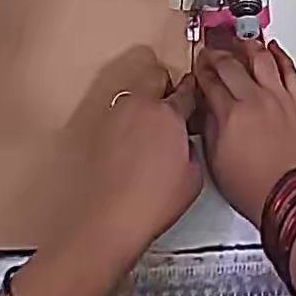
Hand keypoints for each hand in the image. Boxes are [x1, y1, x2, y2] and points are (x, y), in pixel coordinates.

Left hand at [68, 68, 203, 261]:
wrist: (111, 218)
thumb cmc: (153, 200)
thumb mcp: (194, 176)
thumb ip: (193, 147)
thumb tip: (186, 142)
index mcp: (168, 113)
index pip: (186, 90)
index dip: (193, 92)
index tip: (194, 95)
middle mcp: (140, 106)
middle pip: (156, 76)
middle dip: (167, 87)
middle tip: (174, 108)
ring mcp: (117, 115)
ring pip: (136, 95)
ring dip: (146, 105)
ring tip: (153, 133)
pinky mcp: (100, 129)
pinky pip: (121, 114)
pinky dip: (129, 122)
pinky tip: (135, 147)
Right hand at [193, 37, 295, 227]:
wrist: (286, 197)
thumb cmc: (253, 186)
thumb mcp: (215, 159)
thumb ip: (209, 126)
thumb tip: (206, 107)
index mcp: (230, 114)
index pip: (210, 80)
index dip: (200, 70)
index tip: (198, 67)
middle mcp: (254, 101)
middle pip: (231, 64)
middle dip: (216, 54)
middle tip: (211, 51)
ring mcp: (276, 100)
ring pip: (261, 59)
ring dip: (248, 47)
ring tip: (239, 42)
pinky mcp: (294, 104)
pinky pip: (289, 72)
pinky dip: (282, 57)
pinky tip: (274, 49)